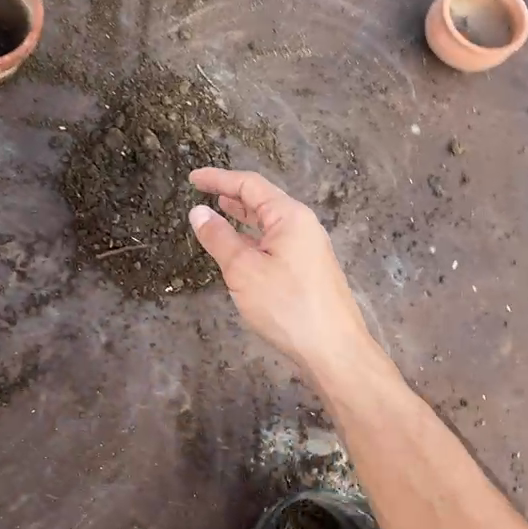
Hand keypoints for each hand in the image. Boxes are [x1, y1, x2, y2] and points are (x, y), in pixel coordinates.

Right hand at [185, 168, 379, 382]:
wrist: (334, 350)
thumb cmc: (287, 305)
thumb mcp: (243, 270)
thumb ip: (219, 237)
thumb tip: (198, 211)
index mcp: (289, 216)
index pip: (249, 184)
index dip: (219, 178)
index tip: (193, 178)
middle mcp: (302, 225)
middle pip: (263, 200)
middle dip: (232, 193)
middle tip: (202, 191)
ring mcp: (308, 248)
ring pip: (270, 222)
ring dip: (243, 215)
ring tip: (219, 210)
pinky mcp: (308, 269)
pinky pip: (275, 241)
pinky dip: (253, 236)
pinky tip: (240, 247)